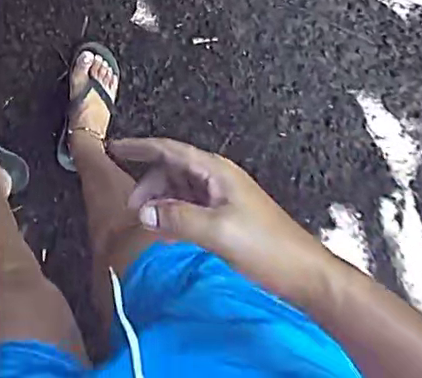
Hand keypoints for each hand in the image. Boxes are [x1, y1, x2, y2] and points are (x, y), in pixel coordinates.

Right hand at [109, 137, 333, 303]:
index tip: (115, 147)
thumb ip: (177, 216)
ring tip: (145, 221)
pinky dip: (173, 213)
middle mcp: (217, 177)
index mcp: (215, 170)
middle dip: (148, 183)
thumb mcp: (217, 231)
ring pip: (180, 189)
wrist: (306, 276)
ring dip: (160, 200)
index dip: (140, 147)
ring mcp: (222, 197)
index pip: (169, 149)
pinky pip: (190, 206)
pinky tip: (165, 230)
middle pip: (172, 169)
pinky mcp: (226, 217)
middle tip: (130, 207)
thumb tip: (144, 210)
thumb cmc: (267, 247)